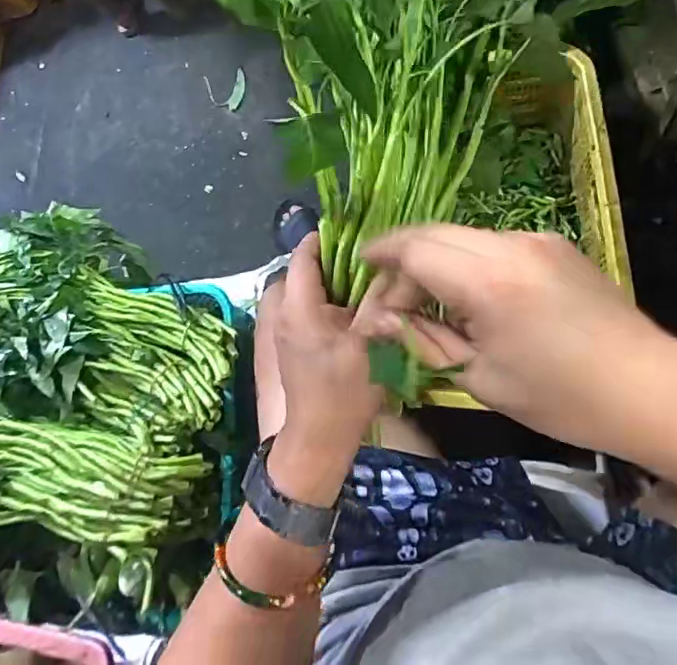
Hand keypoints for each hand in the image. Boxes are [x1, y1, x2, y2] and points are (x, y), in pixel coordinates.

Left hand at [261, 233, 408, 493]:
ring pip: (304, 290)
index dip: (325, 238)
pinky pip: (304, 308)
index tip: (356, 232)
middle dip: (332, 262)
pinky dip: (324, 302)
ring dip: (328, 283)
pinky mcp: (290, 344)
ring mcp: (283, 330)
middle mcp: (283, 313)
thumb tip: (393, 268)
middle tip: (365, 261)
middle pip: (302, 271)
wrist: (318, 443)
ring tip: (362, 284)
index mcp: (297, 307)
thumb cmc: (343, 393)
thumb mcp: (370, 345)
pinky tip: (352, 312)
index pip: (302, 256)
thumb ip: (379, 303)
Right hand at [362, 225, 676, 454]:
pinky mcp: (554, 244)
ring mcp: (535, 238)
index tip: (359, 274)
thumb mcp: (481, 379)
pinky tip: (467, 295)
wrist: (654, 389)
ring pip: (462, 235)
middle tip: (386, 296)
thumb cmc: (563, 398)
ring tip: (425, 300)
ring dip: (434, 258)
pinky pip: (492, 243)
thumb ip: (423, 340)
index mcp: (487, 279)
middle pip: (433, 233)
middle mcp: (509, 243)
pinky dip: (466, 260)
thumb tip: (377, 319)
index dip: (380, 260)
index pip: (413, 250)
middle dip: (401, 258)